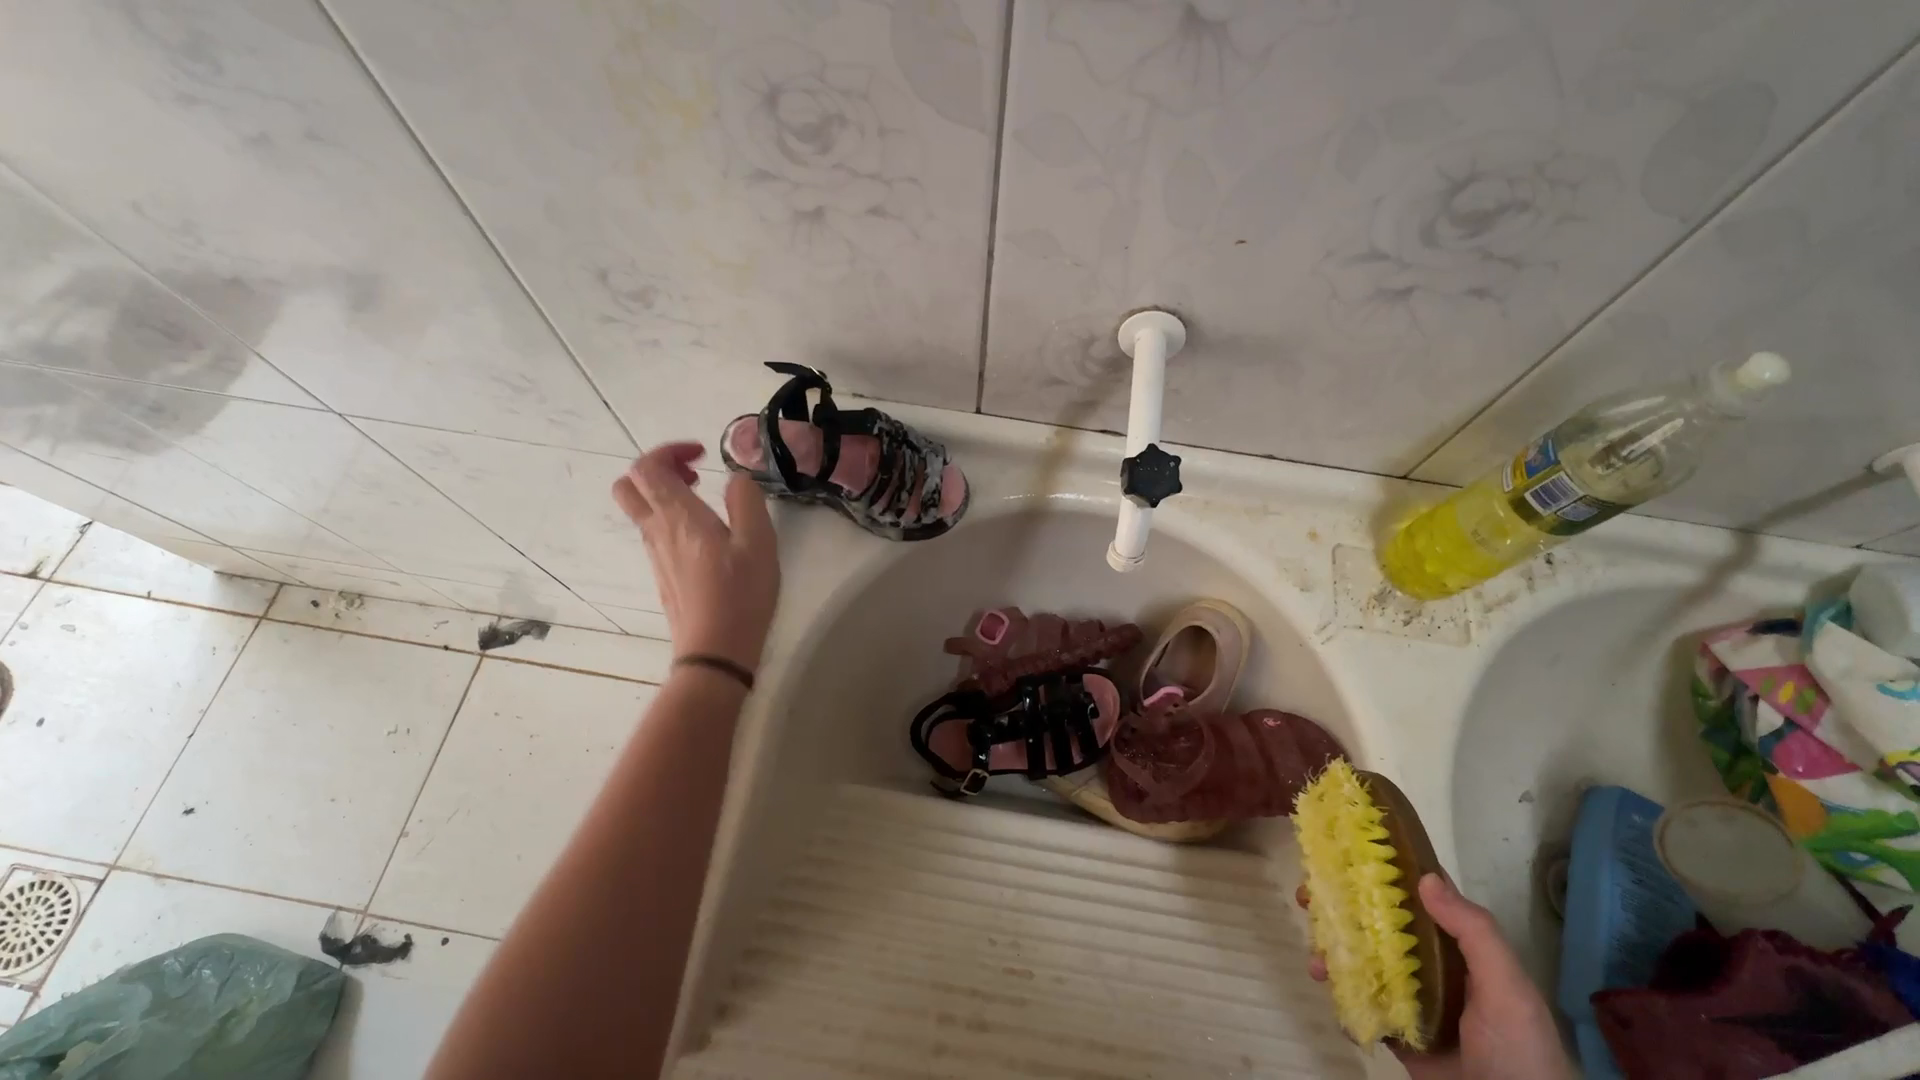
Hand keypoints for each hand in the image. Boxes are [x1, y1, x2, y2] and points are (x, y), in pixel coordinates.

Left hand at [611, 442, 779, 672]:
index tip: (701, 455)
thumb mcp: (759, 542)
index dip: (669, 451)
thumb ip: (746, 500)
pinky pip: (654, 533)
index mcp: (677, 516)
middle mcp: (657, 531)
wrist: (714, 651)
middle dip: (656, 469)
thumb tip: (736, 477)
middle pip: (629, 486)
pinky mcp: (662, 575)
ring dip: (664, 495)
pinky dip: (671, 519)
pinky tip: (706, 537)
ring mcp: (655, 555)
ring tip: (705, 502)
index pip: (647, 467)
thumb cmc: (741, 594)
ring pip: (640, 511)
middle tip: (693, 475)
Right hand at [1301, 874, 1573, 1079]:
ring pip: (1362, 963)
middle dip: (1340, 910)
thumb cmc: (1521, 1051)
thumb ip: (1475, 934)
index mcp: (1458, 950)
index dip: (1380, 874)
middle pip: (1378, 927)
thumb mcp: (1509, 989)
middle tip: (1306, 899)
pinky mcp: (1398, 1035)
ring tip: (1316, 962)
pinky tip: (1330, 994)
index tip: (1341, 855)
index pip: (1416, 900)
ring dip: (1333, 954)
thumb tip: (1425, 878)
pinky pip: (1362, 1008)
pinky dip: (1341, 998)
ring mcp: (1411, 1002)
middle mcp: (1430, 967)